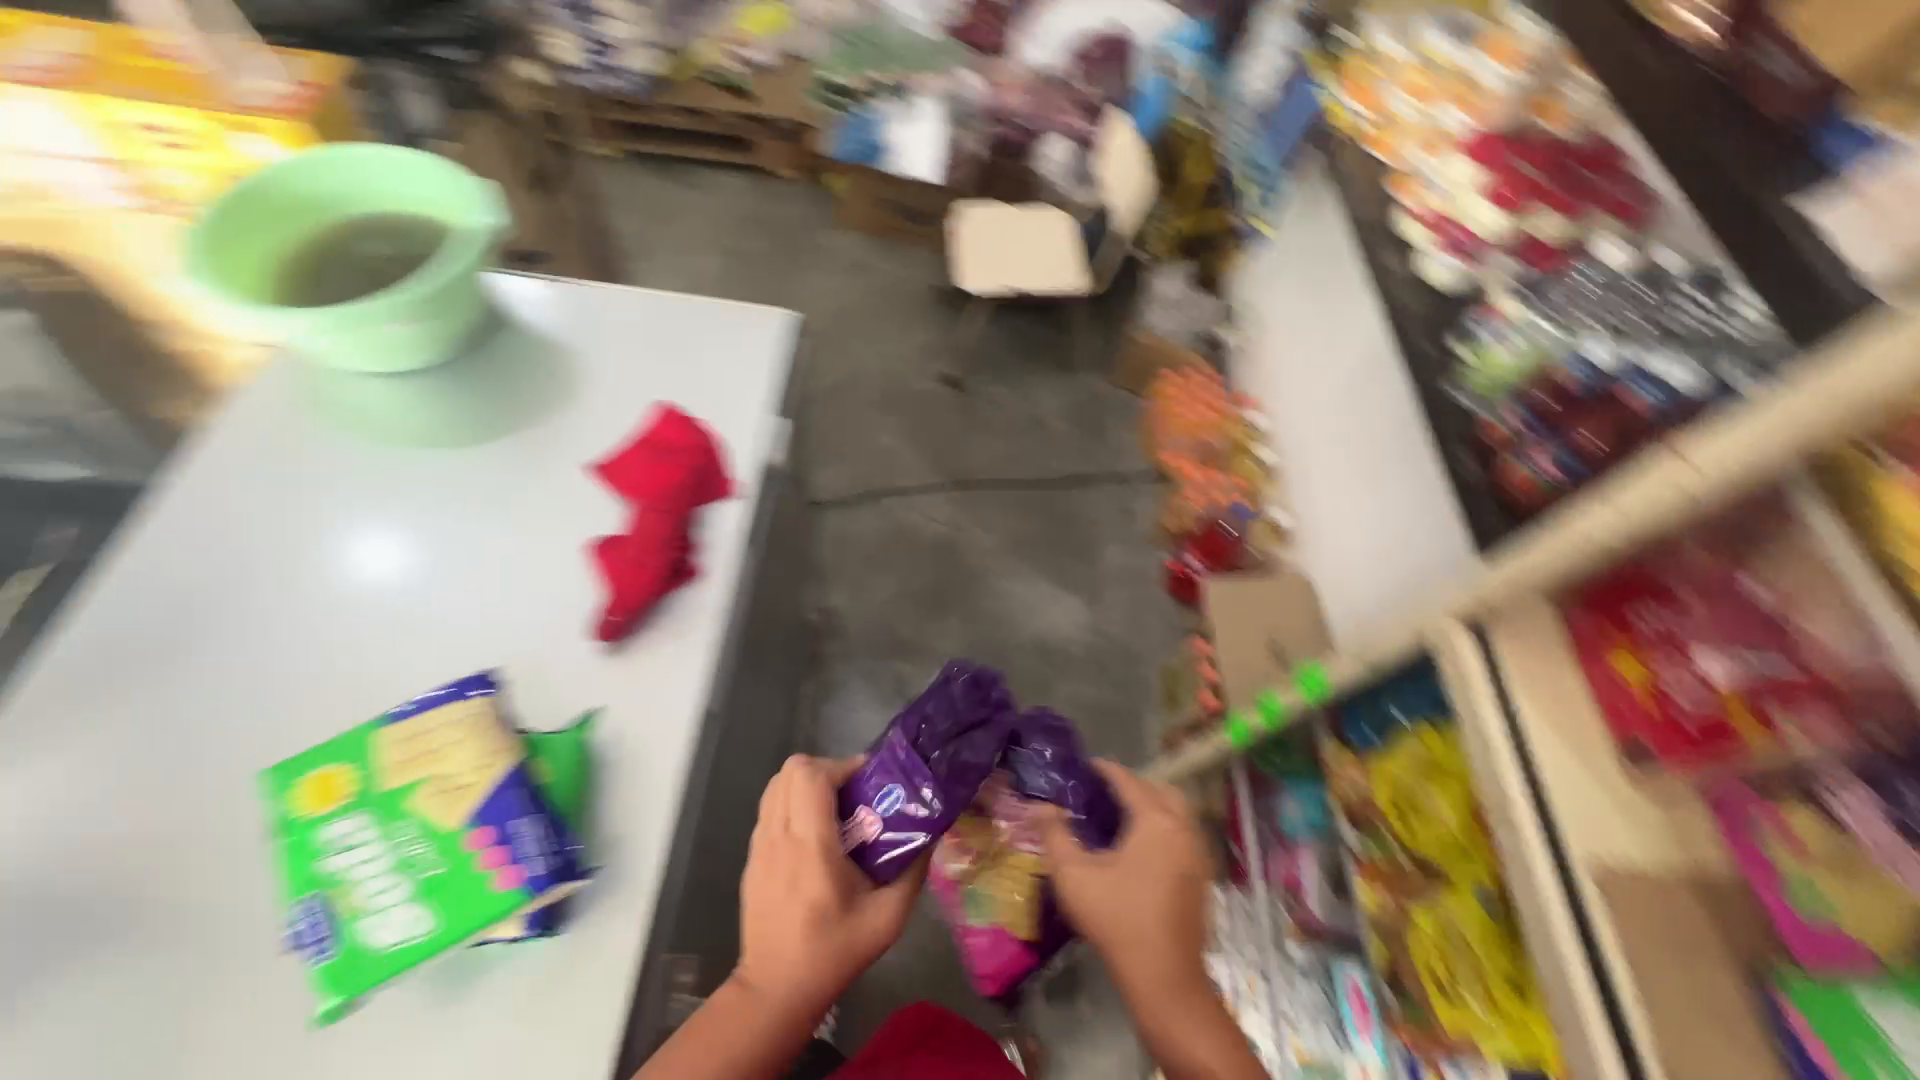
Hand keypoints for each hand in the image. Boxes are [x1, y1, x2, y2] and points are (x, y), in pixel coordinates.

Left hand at [733, 754, 926, 1016]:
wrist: (777, 988)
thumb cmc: (835, 950)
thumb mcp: (888, 917)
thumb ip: (914, 869)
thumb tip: (932, 832)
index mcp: (810, 845)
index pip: (813, 775)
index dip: (843, 766)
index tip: (870, 781)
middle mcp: (778, 835)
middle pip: (791, 769)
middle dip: (827, 770)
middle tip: (855, 793)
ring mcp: (759, 845)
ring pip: (776, 784)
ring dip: (808, 785)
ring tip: (836, 811)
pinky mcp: (751, 857)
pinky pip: (769, 808)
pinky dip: (792, 804)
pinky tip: (815, 836)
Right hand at [1035, 760, 1213, 997]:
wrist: (1164, 976)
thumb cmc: (1117, 918)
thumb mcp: (1074, 875)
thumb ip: (1055, 835)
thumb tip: (1041, 807)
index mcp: (1156, 821)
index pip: (1130, 781)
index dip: (1106, 770)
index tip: (1086, 767)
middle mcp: (1184, 829)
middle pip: (1162, 790)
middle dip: (1135, 785)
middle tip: (1105, 793)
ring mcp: (1199, 854)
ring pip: (1179, 813)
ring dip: (1154, 806)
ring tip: (1122, 818)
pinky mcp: (1203, 877)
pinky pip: (1185, 836)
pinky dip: (1165, 829)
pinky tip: (1143, 850)